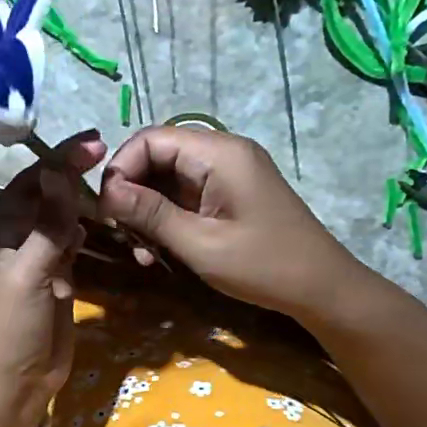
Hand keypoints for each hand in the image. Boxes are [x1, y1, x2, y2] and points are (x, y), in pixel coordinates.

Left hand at [0, 132, 105, 426]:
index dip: (60, 162)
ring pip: (58, 220)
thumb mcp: (29, 274)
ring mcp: (34, 260)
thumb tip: (60, 173)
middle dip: (71, 177)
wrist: (19, 385)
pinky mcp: (53, 279)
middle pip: (44, 197)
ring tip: (107, 188)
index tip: (95, 143)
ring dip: (79, 204)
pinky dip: (82, 234)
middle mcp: (12, 240)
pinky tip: (96, 227)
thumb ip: (48, 225)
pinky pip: (68, 246)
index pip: (29, 184)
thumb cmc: (14, 329)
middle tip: (107, 158)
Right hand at [100, 126, 365, 319]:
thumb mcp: (200, 244)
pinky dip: (168, 221)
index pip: (150, 140)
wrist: (320, 287)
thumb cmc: (263, 265)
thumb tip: (106, 192)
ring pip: (168, 180)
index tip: (106, 212)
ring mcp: (228, 174)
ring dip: (148, 213)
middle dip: (132, 195)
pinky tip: (159, 253)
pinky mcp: (230, 195)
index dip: (120, 170)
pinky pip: (186, 197)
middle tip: (121, 236)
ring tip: (142, 253)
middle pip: (157, 158)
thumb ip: (151, 214)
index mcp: (218, 153)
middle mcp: (222, 153)